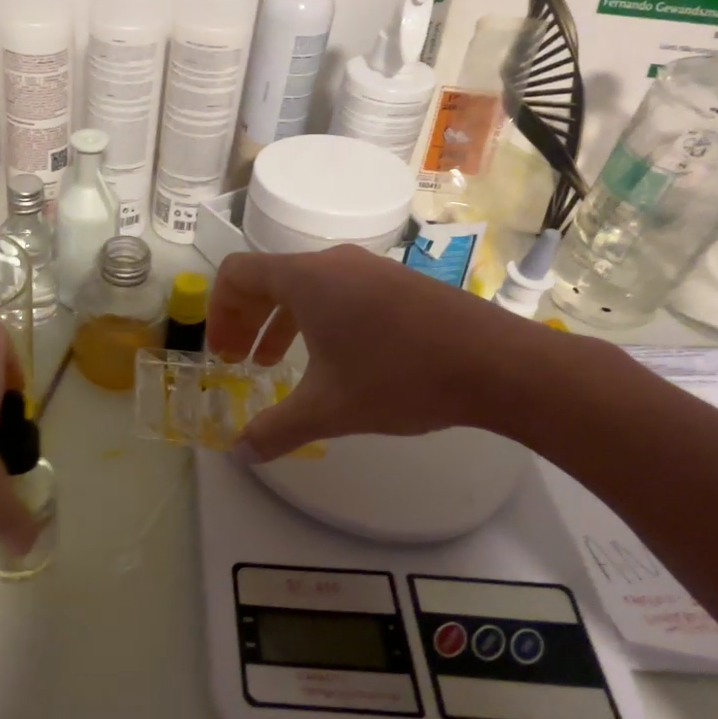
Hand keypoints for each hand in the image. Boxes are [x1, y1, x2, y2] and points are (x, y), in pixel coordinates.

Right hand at [207, 245, 561, 459]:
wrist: (499, 364)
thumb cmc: (400, 377)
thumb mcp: (329, 410)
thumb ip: (275, 430)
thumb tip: (238, 455)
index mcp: (306, 280)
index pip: (237, 274)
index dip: (218, 312)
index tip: (223, 354)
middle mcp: (334, 263)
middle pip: (268, 279)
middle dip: (246, 321)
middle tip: (242, 363)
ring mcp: (372, 269)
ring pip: (306, 287)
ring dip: (282, 323)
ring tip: (279, 365)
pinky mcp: (401, 283)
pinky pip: (340, 292)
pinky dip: (319, 320)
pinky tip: (337, 361)